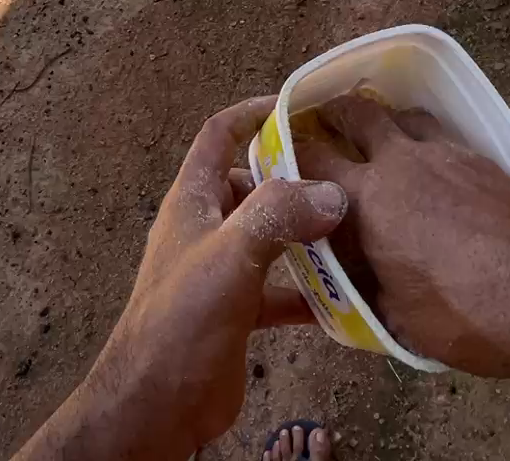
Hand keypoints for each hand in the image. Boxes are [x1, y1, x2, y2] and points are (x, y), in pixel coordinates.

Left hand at [14, 96, 347, 460]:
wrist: (156, 402)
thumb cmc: (183, 318)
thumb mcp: (230, 254)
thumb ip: (277, 216)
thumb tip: (331, 193)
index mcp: (192, 198)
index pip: (218, 135)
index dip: (251, 113)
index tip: (296, 106)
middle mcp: (205, 224)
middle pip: (251, 183)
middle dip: (292, 177)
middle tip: (343, 175)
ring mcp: (220, 267)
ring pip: (268, 234)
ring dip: (304, 233)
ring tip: (353, 231)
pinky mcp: (235, 307)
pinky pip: (277, 286)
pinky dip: (306, 287)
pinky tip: (344, 296)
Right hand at [298, 93, 509, 460]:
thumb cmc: (465, 317)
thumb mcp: (394, 316)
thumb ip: (362, 285)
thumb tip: (349, 278)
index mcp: (365, 198)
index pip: (311, 155)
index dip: (289, 144)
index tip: (280, 143)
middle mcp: (399, 162)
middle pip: (356, 112)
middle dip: (333, 110)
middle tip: (324, 117)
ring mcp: (445, 155)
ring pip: (403, 115)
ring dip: (384, 118)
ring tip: (382, 132)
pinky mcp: (484, 161)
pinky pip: (443, 135)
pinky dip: (427, 140)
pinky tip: (436, 164)